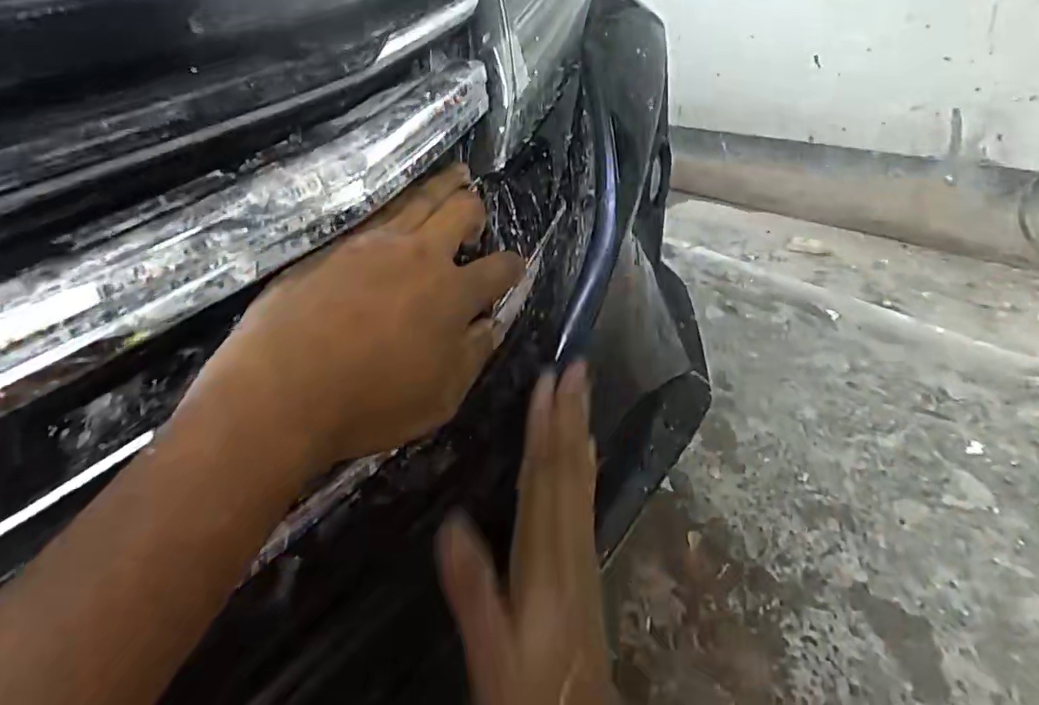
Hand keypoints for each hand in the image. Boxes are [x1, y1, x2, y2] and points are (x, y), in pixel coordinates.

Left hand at [192, 163, 526, 470]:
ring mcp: (373, 244)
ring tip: (455, 175)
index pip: (498, 268)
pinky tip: (397, 204)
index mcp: (452, 294)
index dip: (513, 266)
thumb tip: (491, 324)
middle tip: (477, 215)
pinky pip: (377, 210)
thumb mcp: (440, 396)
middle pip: (461, 211)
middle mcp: (419, 256)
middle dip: (477, 208)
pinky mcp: (334, 245)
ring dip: (444, 185)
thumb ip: (473, 355)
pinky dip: (399, 201)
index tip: (515, 266)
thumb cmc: (369, 403)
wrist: (280, 391)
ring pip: (419, 198)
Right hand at [437, 365, 613, 704]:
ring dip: (580, 428)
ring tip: (583, 389)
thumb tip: (451, 523)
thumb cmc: (530, 689)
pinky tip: (587, 447)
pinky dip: (585, 463)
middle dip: (571, 413)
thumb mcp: (492, 651)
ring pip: (581, 476)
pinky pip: (586, 495)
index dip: (545, 427)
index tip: (548, 381)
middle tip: (578, 365)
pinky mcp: (586, 559)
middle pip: (570, 467)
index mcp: (545, 556)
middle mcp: (570, 542)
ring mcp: (583, 549)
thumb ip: (474, 590)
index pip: (544, 477)